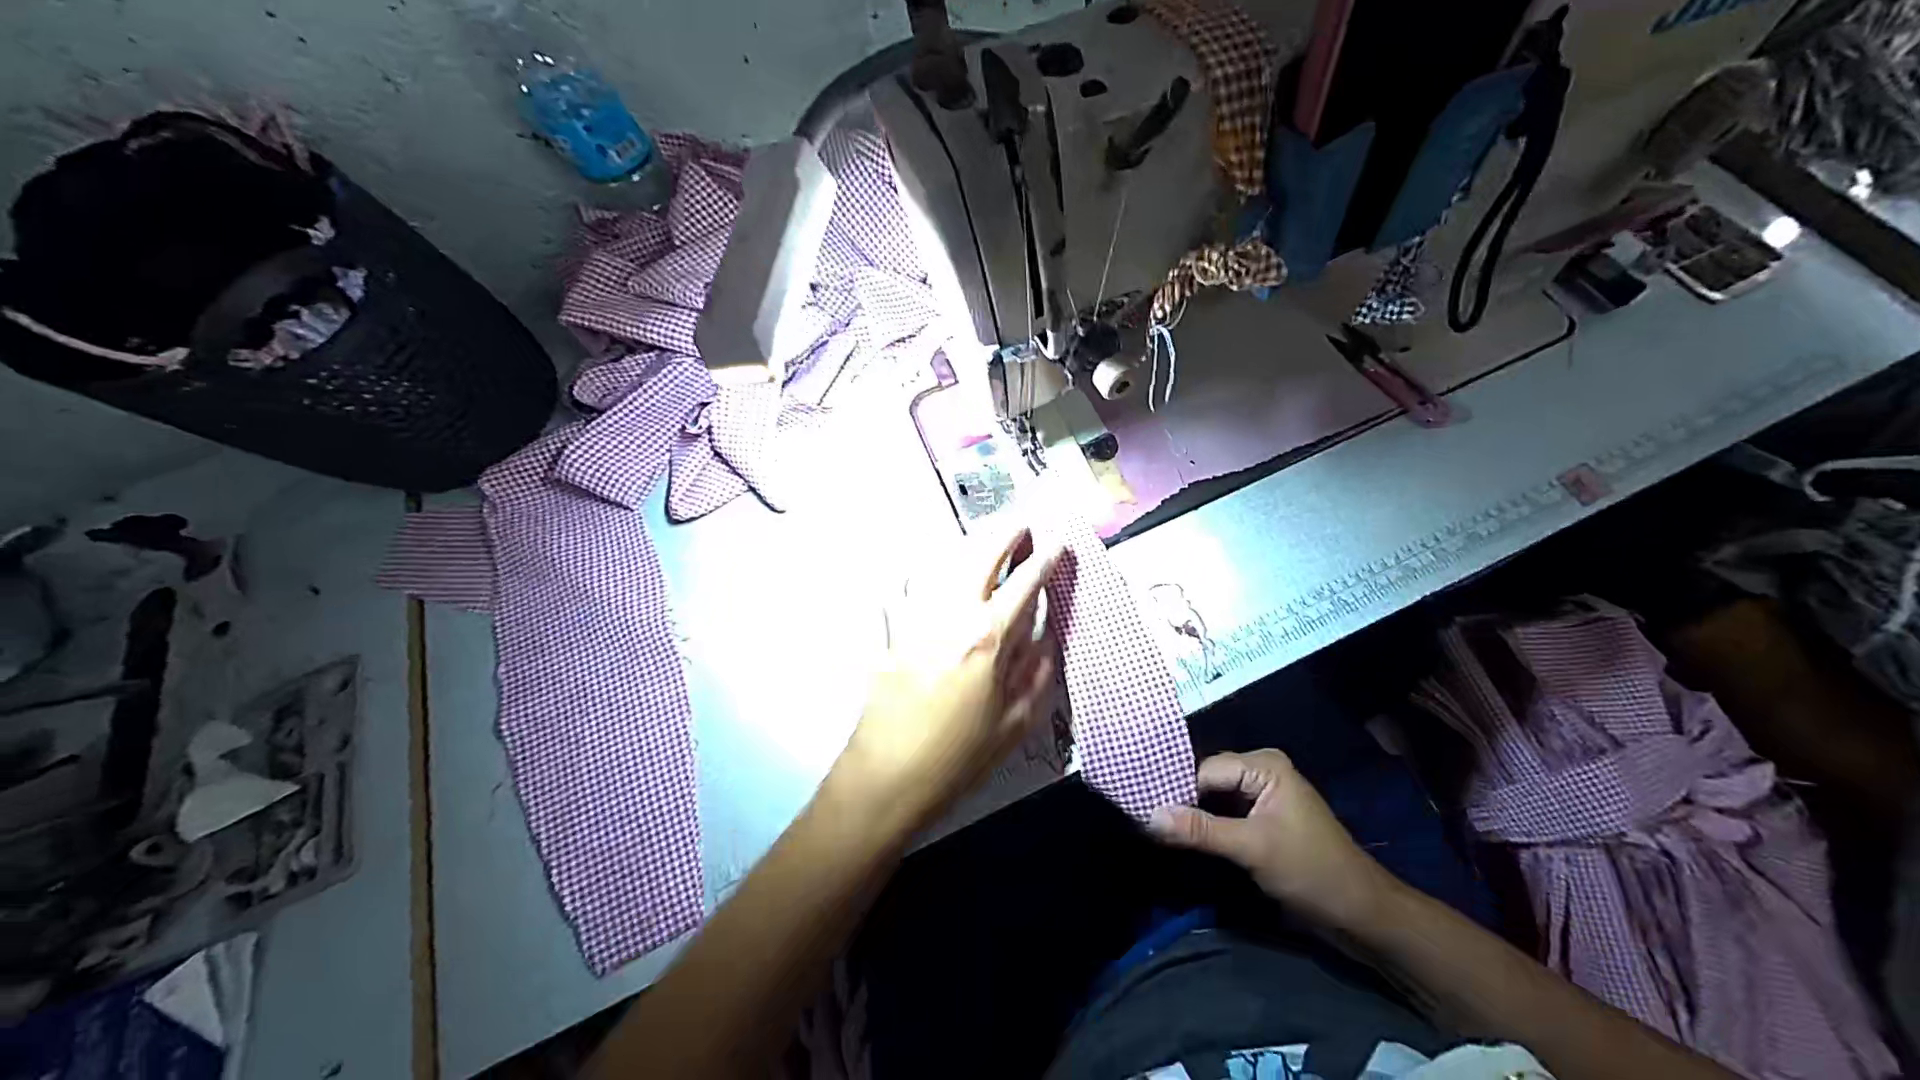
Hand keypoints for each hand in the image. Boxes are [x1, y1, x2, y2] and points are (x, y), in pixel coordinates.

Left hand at [831, 525, 1062, 834]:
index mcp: (988, 637)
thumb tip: (1048, 636)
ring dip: (966, 548)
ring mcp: (914, 620)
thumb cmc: (959, 756)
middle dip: (1004, 534)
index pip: (1024, 583)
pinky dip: (922, 576)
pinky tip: (929, 576)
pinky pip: (906, 590)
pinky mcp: (888, 633)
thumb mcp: (1016, 722)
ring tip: (982, 544)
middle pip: (980, 556)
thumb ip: (1038, 672)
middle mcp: (950, 616)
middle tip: (1021, 526)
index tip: (1057, 544)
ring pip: (941, 564)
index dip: (1045, 559)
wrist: (888, 776)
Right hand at [1148, 750, 1397, 928]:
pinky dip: (1204, 824)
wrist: (1361, 914)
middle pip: (1205, 779)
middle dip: (1180, 800)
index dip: (1175, 790)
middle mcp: (1260, 770)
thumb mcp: (1252, 849)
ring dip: (1190, 814)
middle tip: (1143, 818)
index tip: (1143, 810)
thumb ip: (1200, 830)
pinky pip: (1222, 812)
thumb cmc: (1312, 872)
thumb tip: (1148, 816)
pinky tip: (1181, 835)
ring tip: (1154, 826)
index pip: (1204, 770)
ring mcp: (1261, 794)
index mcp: (1264, 765)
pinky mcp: (1260, 817)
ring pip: (1211, 797)